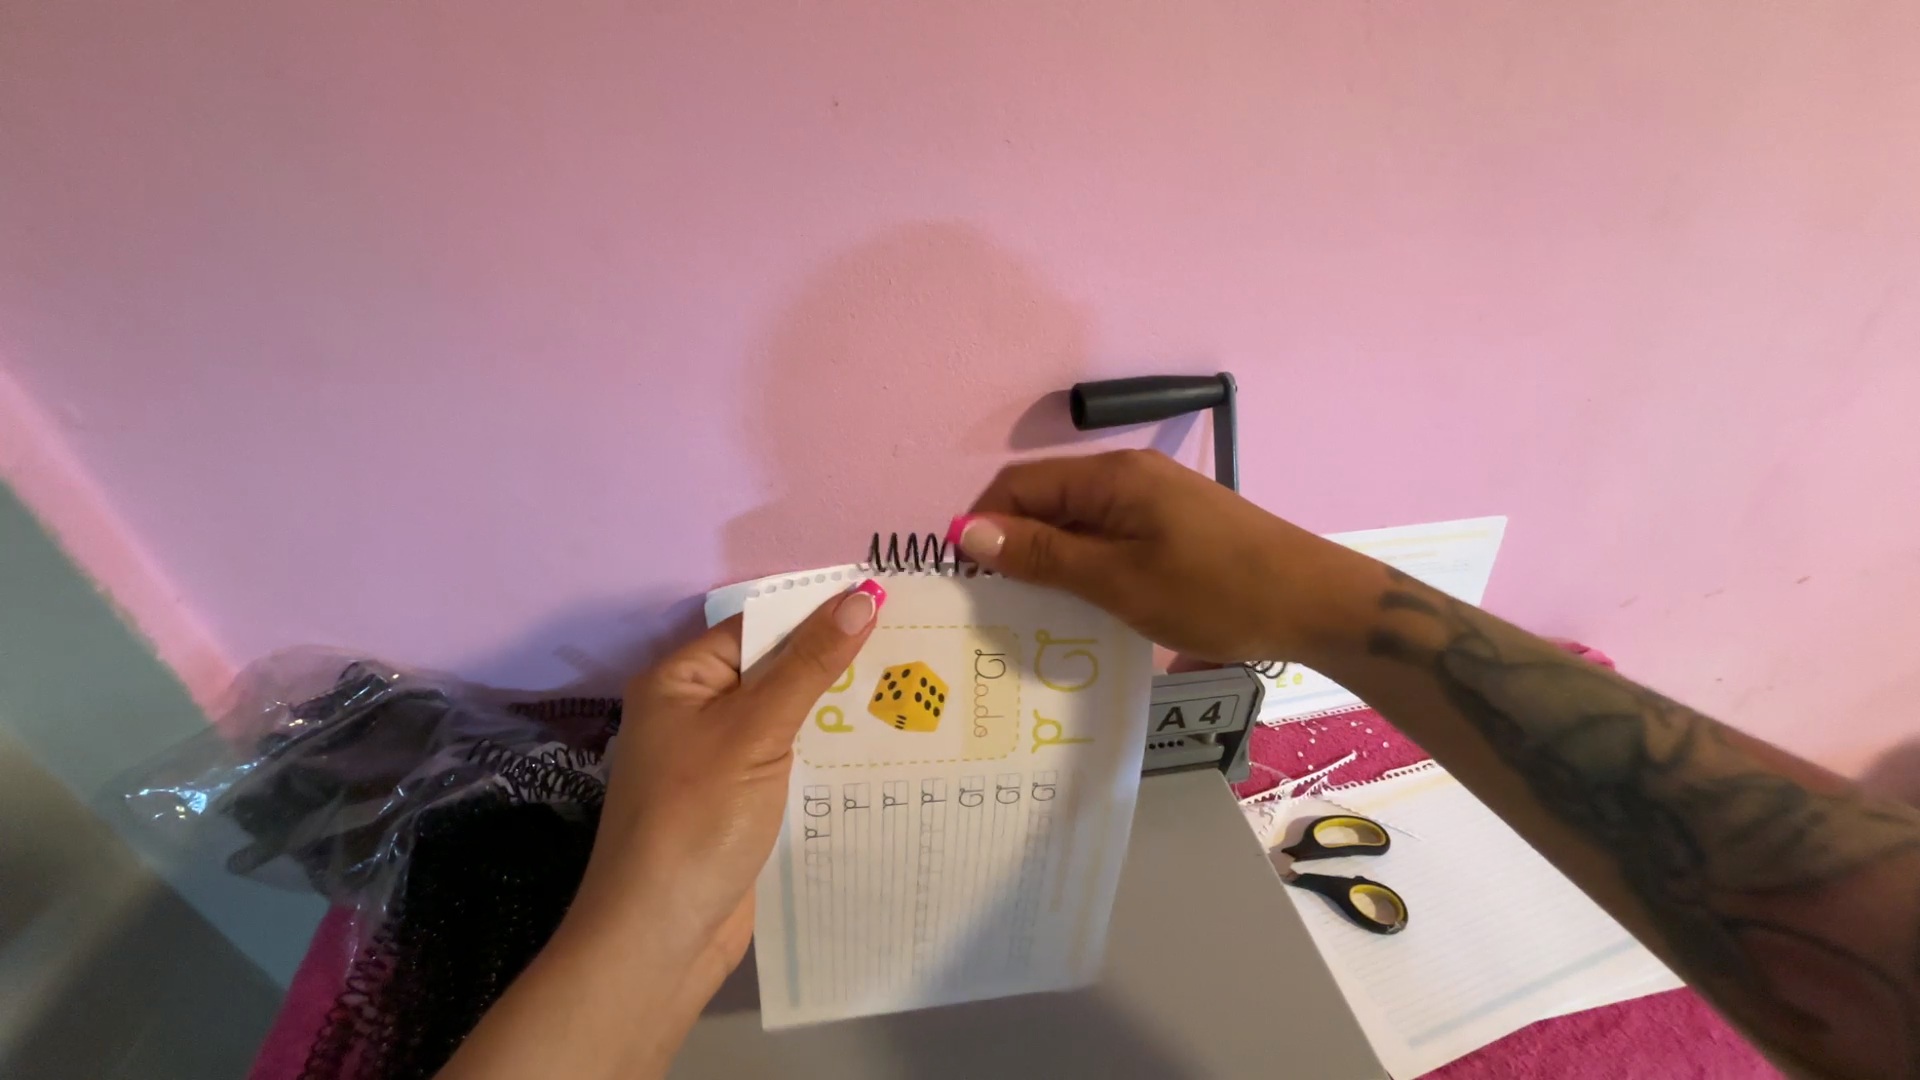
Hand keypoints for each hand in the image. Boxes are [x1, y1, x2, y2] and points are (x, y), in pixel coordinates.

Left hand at [568, 580, 884, 987]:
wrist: (661, 943)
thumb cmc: (698, 818)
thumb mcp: (757, 730)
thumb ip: (810, 663)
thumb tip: (863, 597)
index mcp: (681, 679)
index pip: (758, 626)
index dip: (816, 611)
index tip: (882, 600)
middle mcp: (696, 709)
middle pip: (774, 666)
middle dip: (832, 656)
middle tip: (907, 640)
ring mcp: (718, 755)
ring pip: (786, 711)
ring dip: (835, 702)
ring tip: (906, 681)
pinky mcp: (740, 794)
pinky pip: (788, 751)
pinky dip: (825, 743)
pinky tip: (877, 736)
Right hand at [955, 450, 1375, 664]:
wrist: (1314, 602)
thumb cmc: (1214, 592)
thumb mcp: (1119, 581)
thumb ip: (1043, 555)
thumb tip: (969, 532)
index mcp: (1109, 477)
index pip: (1019, 485)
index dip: (985, 525)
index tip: (969, 580)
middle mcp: (1125, 476)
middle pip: (1045, 501)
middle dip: (1013, 545)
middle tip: (999, 603)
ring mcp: (1150, 499)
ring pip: (1074, 522)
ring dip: (1048, 559)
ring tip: (1034, 609)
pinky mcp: (1168, 524)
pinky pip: (1105, 536)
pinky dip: (1083, 565)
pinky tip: (1082, 602)